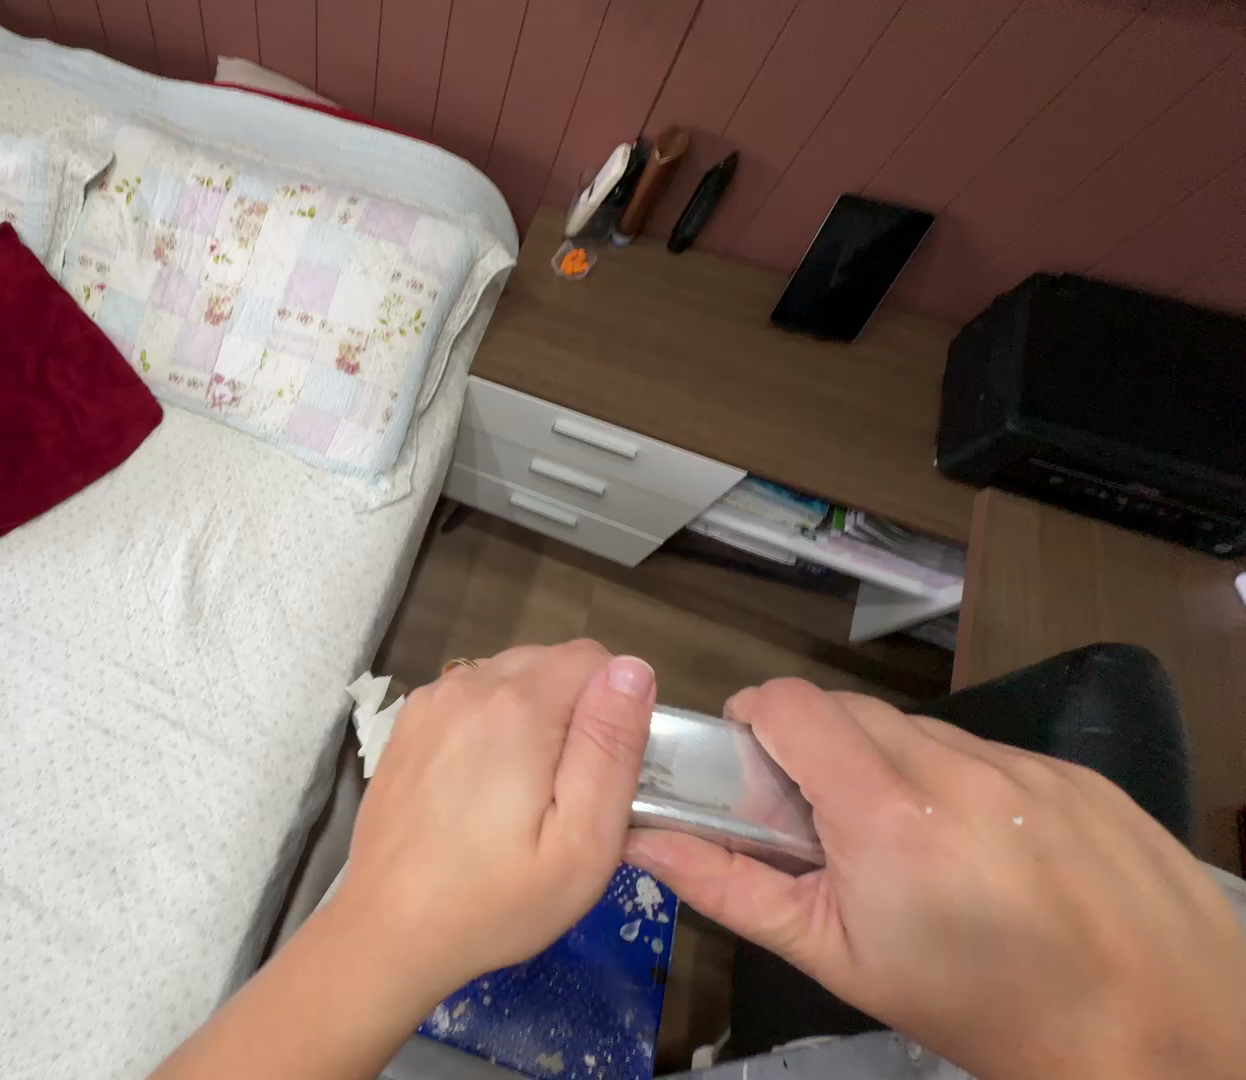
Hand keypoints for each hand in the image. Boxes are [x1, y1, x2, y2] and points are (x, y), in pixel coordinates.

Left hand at [328, 640, 657, 998]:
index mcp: (515, 706)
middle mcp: (466, 685)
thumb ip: (610, 745)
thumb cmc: (496, 898)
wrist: (390, 924)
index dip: (613, 707)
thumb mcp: (582, 841)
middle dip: (572, 708)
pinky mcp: (406, 722)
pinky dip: (487, 721)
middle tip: (562, 790)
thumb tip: (632, 667)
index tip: (599, 768)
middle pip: (547, 661)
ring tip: (519, 791)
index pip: (593, 658)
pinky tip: (478, 782)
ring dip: (529, 712)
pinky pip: (467, 695)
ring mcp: (428, 700)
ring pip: (506, 675)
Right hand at [623, 678, 1245, 1079]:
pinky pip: (980, 750)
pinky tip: (981, 844)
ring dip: (885, 762)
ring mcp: (1027, 767)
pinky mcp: (1079, 775)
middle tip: (822, 813)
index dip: (754, 717)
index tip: (751, 760)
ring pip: (911, 728)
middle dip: (812, 743)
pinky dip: (955, 780)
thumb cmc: (975, 1007)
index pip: (788, 703)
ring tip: (908, 836)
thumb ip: (725, 885)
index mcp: (886, 814)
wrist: (1182, 1055)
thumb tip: (635, 839)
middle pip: (844, 708)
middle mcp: (956, 770)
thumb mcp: (833, 956)